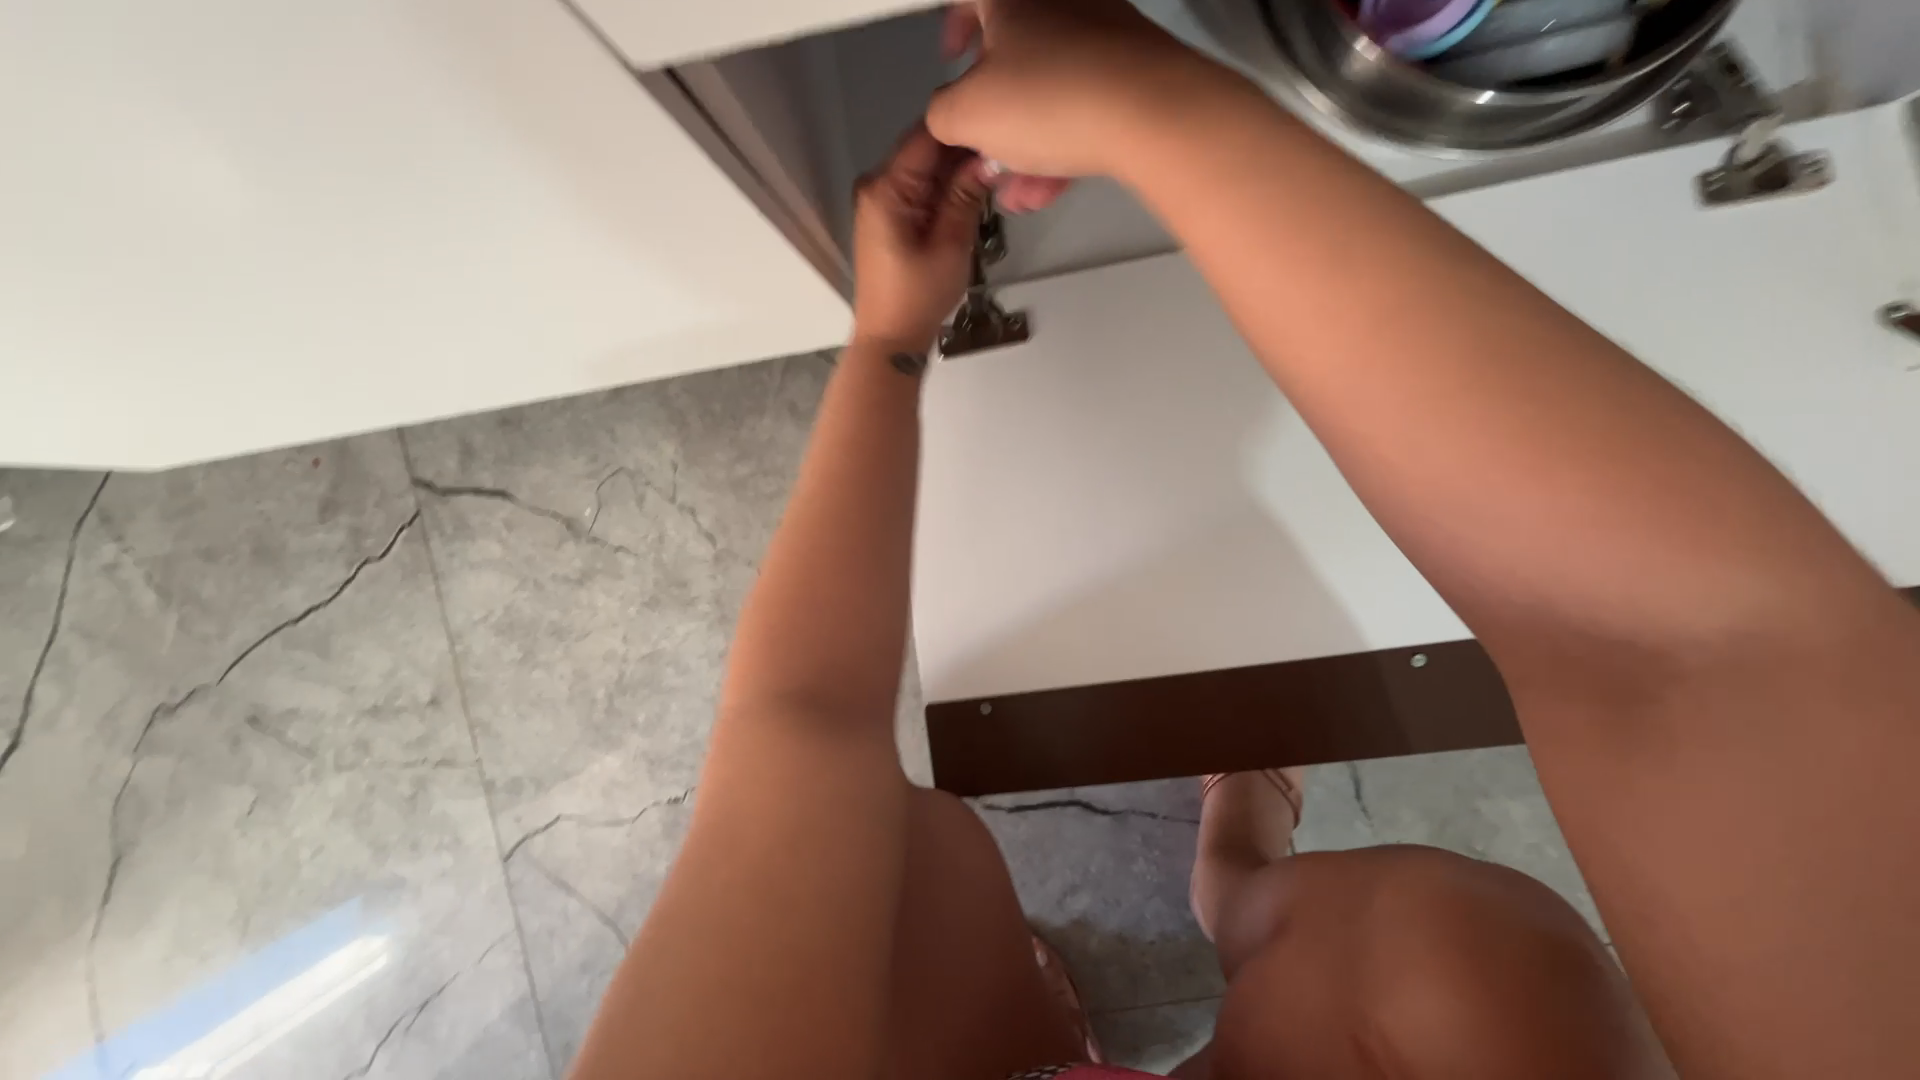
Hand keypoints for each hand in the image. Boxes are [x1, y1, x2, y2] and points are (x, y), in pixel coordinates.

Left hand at [851, 127, 990, 352]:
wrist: (890, 340)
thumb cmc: (918, 298)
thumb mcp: (950, 245)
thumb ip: (966, 196)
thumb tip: (989, 156)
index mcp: (886, 188)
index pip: (927, 135)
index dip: (965, 126)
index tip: (1000, 125)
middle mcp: (876, 185)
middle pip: (924, 150)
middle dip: (962, 149)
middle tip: (1005, 153)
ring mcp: (878, 201)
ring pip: (924, 170)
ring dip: (955, 171)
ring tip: (994, 171)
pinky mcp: (886, 218)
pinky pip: (918, 190)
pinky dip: (942, 190)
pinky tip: (971, 193)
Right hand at [928, 0, 1229, 184]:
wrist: (1150, 113)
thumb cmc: (1051, 99)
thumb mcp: (966, 116)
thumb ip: (942, 114)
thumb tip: (948, 115)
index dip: (954, 26)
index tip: (951, 58)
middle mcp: (1061, 2)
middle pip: (1014, 52)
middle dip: (995, 112)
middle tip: (985, 147)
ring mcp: (1103, 32)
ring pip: (1050, 89)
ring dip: (1027, 143)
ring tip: (1019, 190)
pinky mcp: (1132, 69)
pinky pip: (1085, 103)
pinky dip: (1063, 142)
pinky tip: (1051, 187)